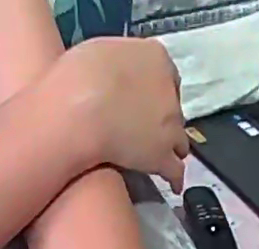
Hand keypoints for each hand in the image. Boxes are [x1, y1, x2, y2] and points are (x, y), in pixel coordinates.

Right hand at [45, 37, 189, 188]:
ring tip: (163, 158)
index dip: (158, 91)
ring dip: (172, 148)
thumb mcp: (101, 52)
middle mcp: (169, 91)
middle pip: (174, 109)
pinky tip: (174, 186)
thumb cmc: (79, 75)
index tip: (148, 101)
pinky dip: (175, 178)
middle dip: (164, 120)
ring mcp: (169, 126)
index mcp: (155, 57)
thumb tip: (113, 76)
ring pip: (180, 142)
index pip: (167, 76)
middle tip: (150, 130)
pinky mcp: (162, 157)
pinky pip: (175, 171)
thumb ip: (117, 64)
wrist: (79, 111)